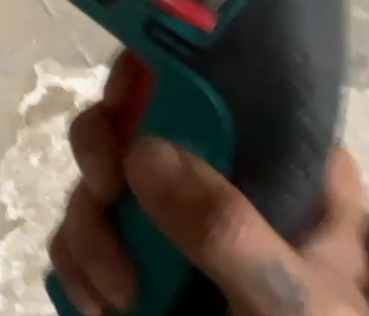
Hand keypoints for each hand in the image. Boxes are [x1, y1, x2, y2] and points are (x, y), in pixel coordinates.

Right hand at [50, 58, 368, 314]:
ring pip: (98, 179)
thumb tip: (139, 150)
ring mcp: (172, 216)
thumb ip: (226, 227)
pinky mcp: (139, 257)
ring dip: (88, 230)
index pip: (208, 79)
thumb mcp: (291, 295)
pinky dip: (77, 262)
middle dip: (102, 159)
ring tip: (116, 295)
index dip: (150, 74)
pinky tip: (99, 303)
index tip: (119, 102)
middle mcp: (216, 175)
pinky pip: (80, 231)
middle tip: (104, 193)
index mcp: (276, 161)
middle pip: (131, 122)